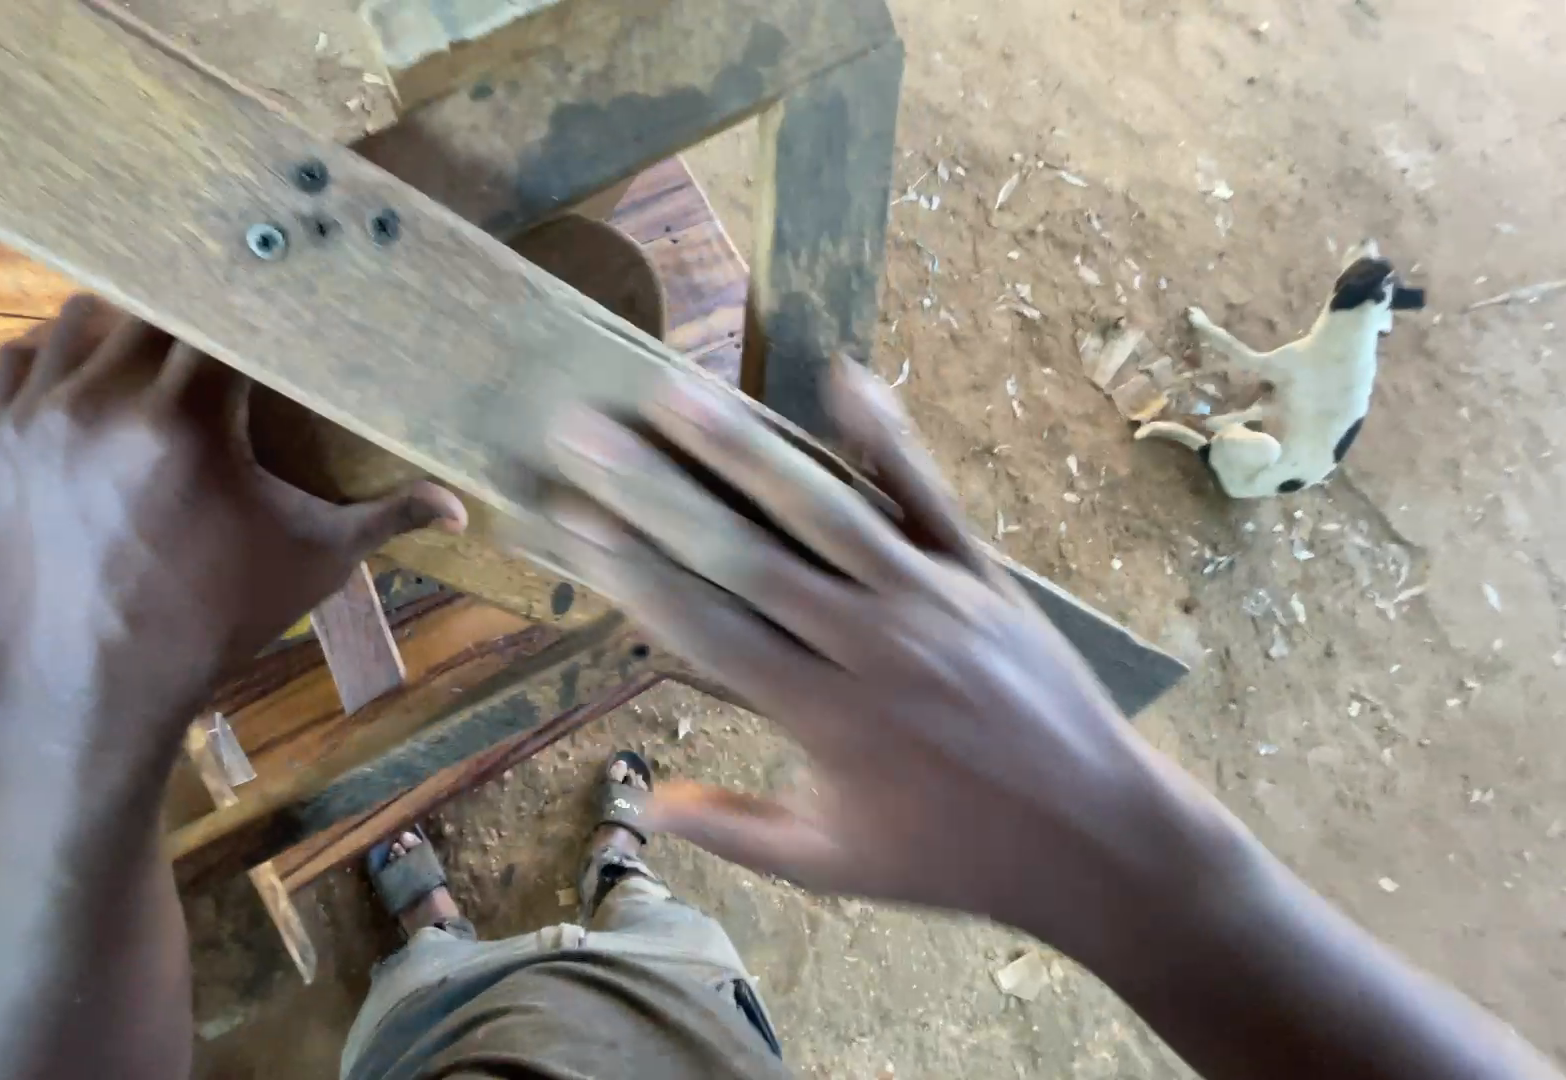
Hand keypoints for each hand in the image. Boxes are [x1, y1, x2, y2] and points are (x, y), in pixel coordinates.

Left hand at [0, 296, 464, 774]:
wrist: (95, 686)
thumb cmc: (219, 618)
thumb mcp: (316, 563)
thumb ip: (388, 518)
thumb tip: (462, 507)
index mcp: (187, 421)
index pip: (222, 323)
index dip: (252, 315)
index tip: (275, 315)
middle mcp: (103, 400)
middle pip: (154, 311)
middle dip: (197, 320)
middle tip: (228, 341)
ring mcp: (35, 416)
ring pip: (82, 322)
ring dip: (131, 329)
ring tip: (167, 356)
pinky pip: (23, 359)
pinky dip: (64, 355)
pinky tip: (97, 381)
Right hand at [524, 358, 1227, 942]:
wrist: (1104, 842)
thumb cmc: (954, 857)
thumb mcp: (835, 866)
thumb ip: (735, 832)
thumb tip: (644, 804)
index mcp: (822, 715)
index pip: (704, 627)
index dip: (633, 571)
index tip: (576, 521)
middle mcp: (865, 642)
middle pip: (743, 555)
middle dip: (654, 493)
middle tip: (590, 438)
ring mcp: (928, 596)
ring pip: (822, 510)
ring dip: (744, 450)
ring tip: (679, 395)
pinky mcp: (981, 573)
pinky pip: (928, 494)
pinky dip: (886, 436)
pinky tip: (844, 375)